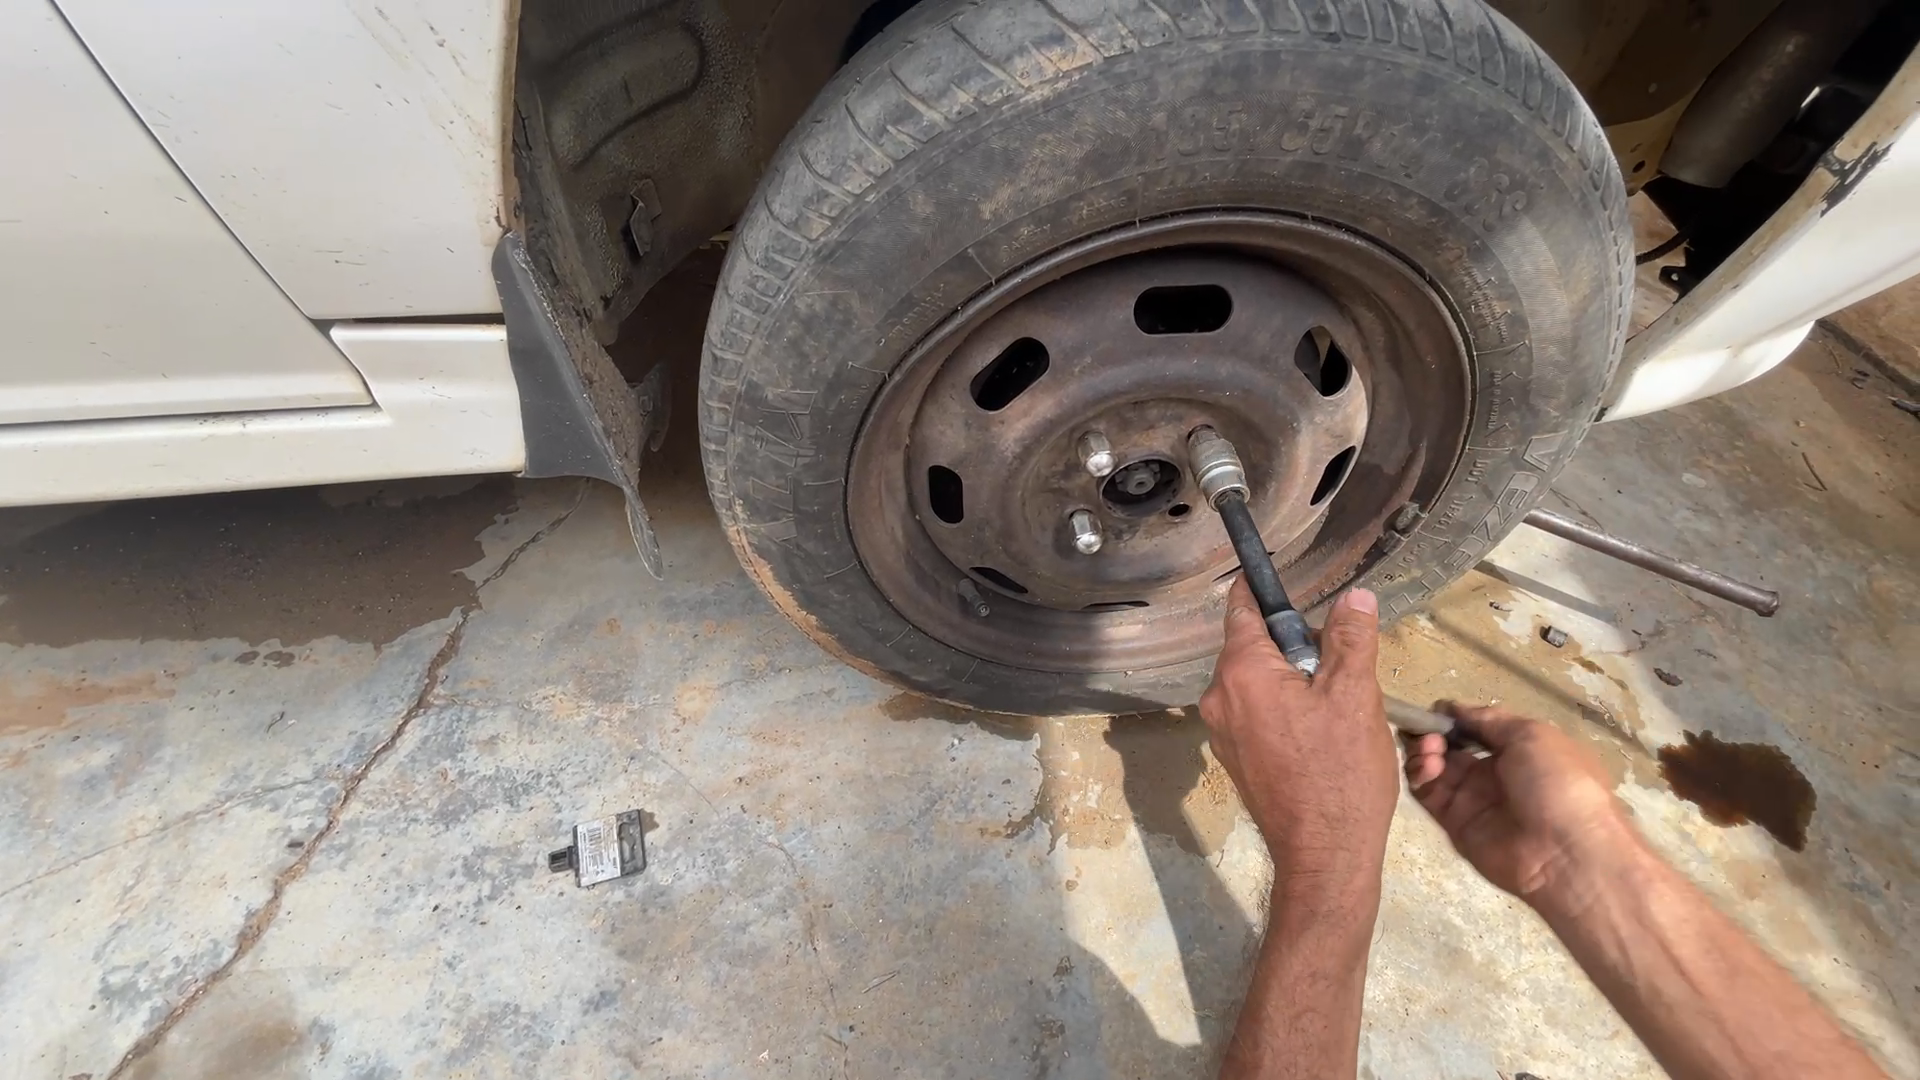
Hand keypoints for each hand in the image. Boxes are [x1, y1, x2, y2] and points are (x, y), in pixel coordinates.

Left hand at [1199, 578, 1397, 896]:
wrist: (1322, 854)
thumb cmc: (1340, 772)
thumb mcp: (1354, 696)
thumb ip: (1350, 640)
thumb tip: (1354, 596)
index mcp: (1241, 672)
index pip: (1241, 610)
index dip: (1258, 590)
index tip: (1271, 576)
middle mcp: (1218, 695)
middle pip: (1251, 646)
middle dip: (1292, 645)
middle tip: (1337, 664)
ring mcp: (1220, 728)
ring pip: (1254, 680)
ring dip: (1289, 678)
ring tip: (1334, 704)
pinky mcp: (1231, 753)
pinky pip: (1253, 710)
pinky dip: (1280, 706)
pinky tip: (1317, 731)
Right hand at [1404, 703, 1638, 903]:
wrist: (1568, 854)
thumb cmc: (1559, 784)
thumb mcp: (1532, 736)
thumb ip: (1487, 719)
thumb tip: (1450, 708)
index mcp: (1517, 753)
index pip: (1472, 730)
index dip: (1452, 719)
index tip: (1438, 712)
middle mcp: (1492, 774)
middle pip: (1446, 746)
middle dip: (1431, 733)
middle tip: (1430, 733)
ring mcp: (1471, 798)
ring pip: (1431, 767)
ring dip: (1423, 751)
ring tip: (1431, 750)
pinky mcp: (1452, 821)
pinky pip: (1425, 792)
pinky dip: (1419, 775)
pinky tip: (1429, 767)